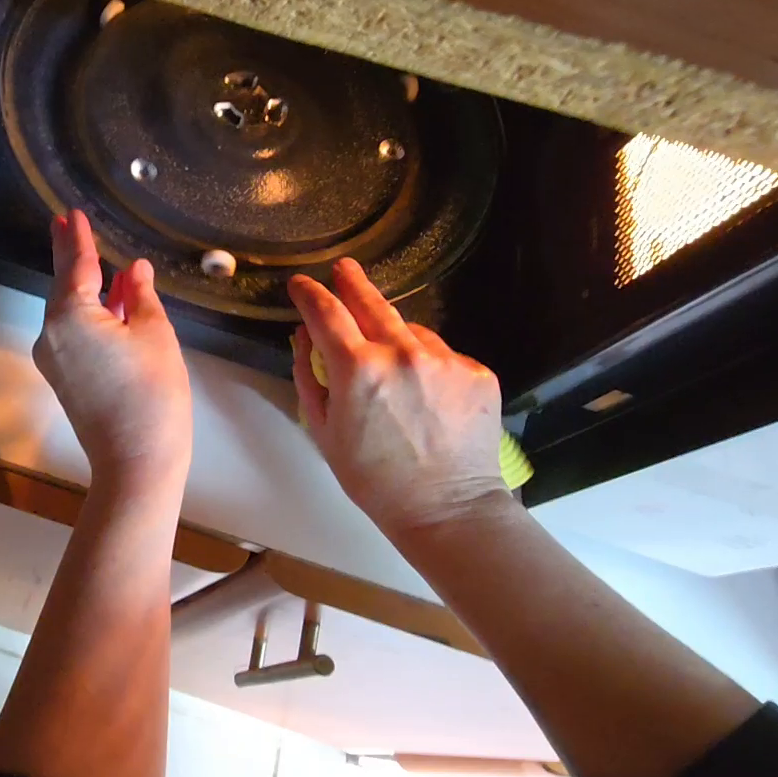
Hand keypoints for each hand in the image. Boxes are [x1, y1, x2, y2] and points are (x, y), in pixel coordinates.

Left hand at [33, 211, 192, 489]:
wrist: (136, 462)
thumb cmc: (152, 394)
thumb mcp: (154, 334)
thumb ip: (139, 295)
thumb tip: (134, 270)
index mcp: (70, 316)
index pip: (75, 265)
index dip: (77, 238)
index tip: (70, 215)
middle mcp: (51, 333)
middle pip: (64, 286)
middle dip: (71, 256)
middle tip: (68, 223)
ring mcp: (53, 358)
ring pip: (67, 311)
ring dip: (84, 286)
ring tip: (96, 259)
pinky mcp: (63, 378)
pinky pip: (72, 333)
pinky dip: (88, 314)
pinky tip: (108, 303)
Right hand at [290, 259, 507, 534]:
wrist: (446, 508)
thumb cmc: (370, 476)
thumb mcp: (322, 428)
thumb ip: (308, 374)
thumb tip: (304, 335)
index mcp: (357, 368)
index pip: (326, 313)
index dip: (309, 294)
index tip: (301, 284)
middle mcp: (402, 353)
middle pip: (371, 302)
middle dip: (352, 282)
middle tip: (344, 268)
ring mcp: (445, 360)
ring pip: (409, 331)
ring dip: (393, 336)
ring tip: (389, 366)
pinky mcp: (476, 372)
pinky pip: (441, 353)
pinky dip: (426, 361)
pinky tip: (424, 391)